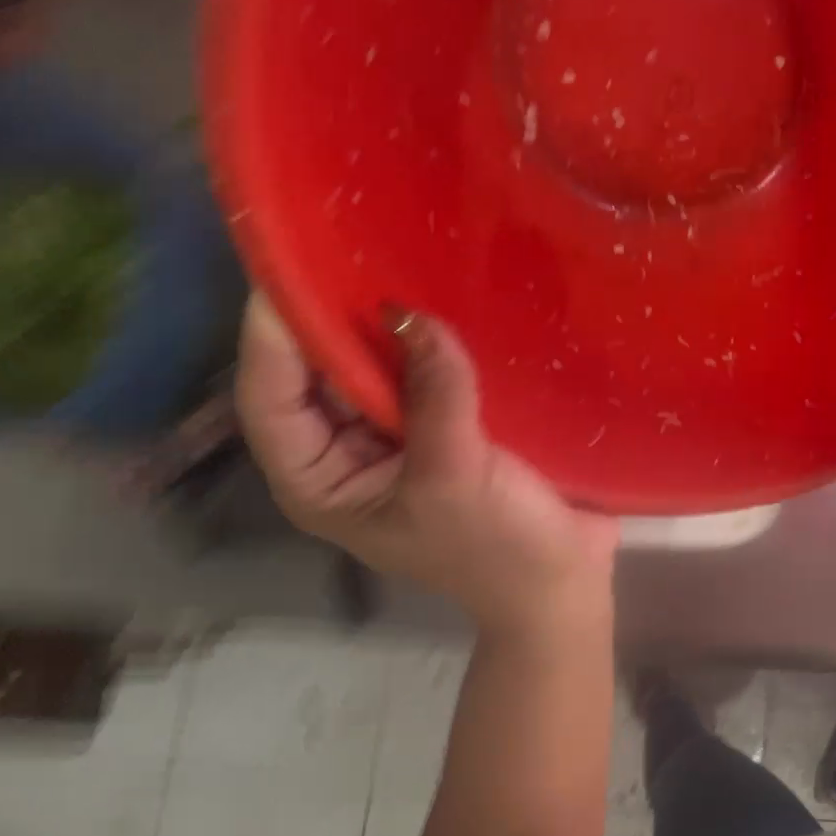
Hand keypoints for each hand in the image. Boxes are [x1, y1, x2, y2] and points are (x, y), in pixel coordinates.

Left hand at [235, 294, 617, 634]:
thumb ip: (432, 395)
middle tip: (352, 253)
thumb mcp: (454, 476)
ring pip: (377, 375)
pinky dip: (432, 351)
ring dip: (388, 333)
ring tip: (395, 265)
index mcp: (320, 483)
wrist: (565, 583)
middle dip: (334, 325)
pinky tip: (446, 310)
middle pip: (320, 380)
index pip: (271, 400)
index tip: (295, 273)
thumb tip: (408, 313)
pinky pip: (427, 381)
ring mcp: (401, 444)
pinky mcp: (449, 433)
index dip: (273, 337)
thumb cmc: (497, 547)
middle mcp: (348, 458)